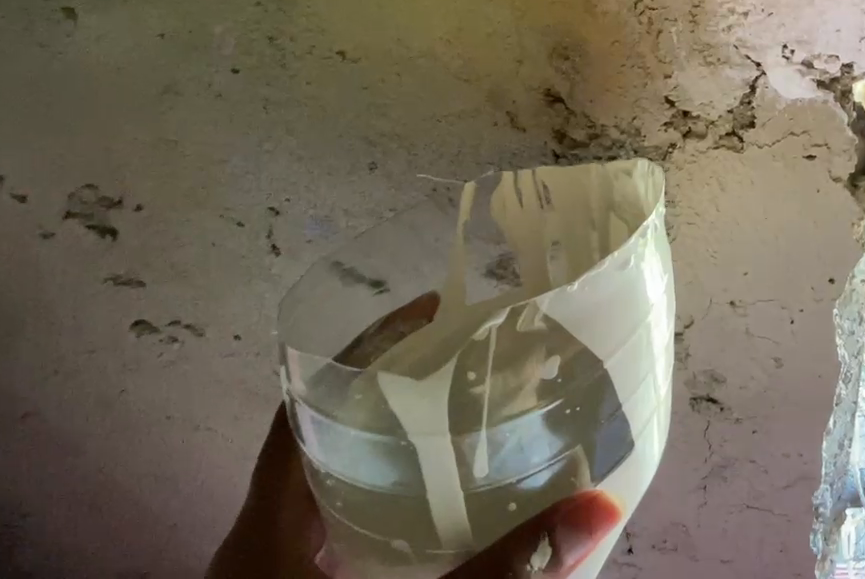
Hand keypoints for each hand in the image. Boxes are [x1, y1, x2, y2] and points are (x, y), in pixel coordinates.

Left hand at [208, 293, 622, 578]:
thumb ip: (498, 572)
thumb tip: (600, 507)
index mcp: (269, 527)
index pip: (305, 403)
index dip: (365, 349)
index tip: (434, 312)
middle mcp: (265, 541)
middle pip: (324, 435)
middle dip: (392, 392)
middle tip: (469, 363)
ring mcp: (275, 574)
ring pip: (333, 485)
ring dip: (392, 448)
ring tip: (466, 421)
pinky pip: (342, 527)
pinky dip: (388, 502)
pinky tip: (439, 512)